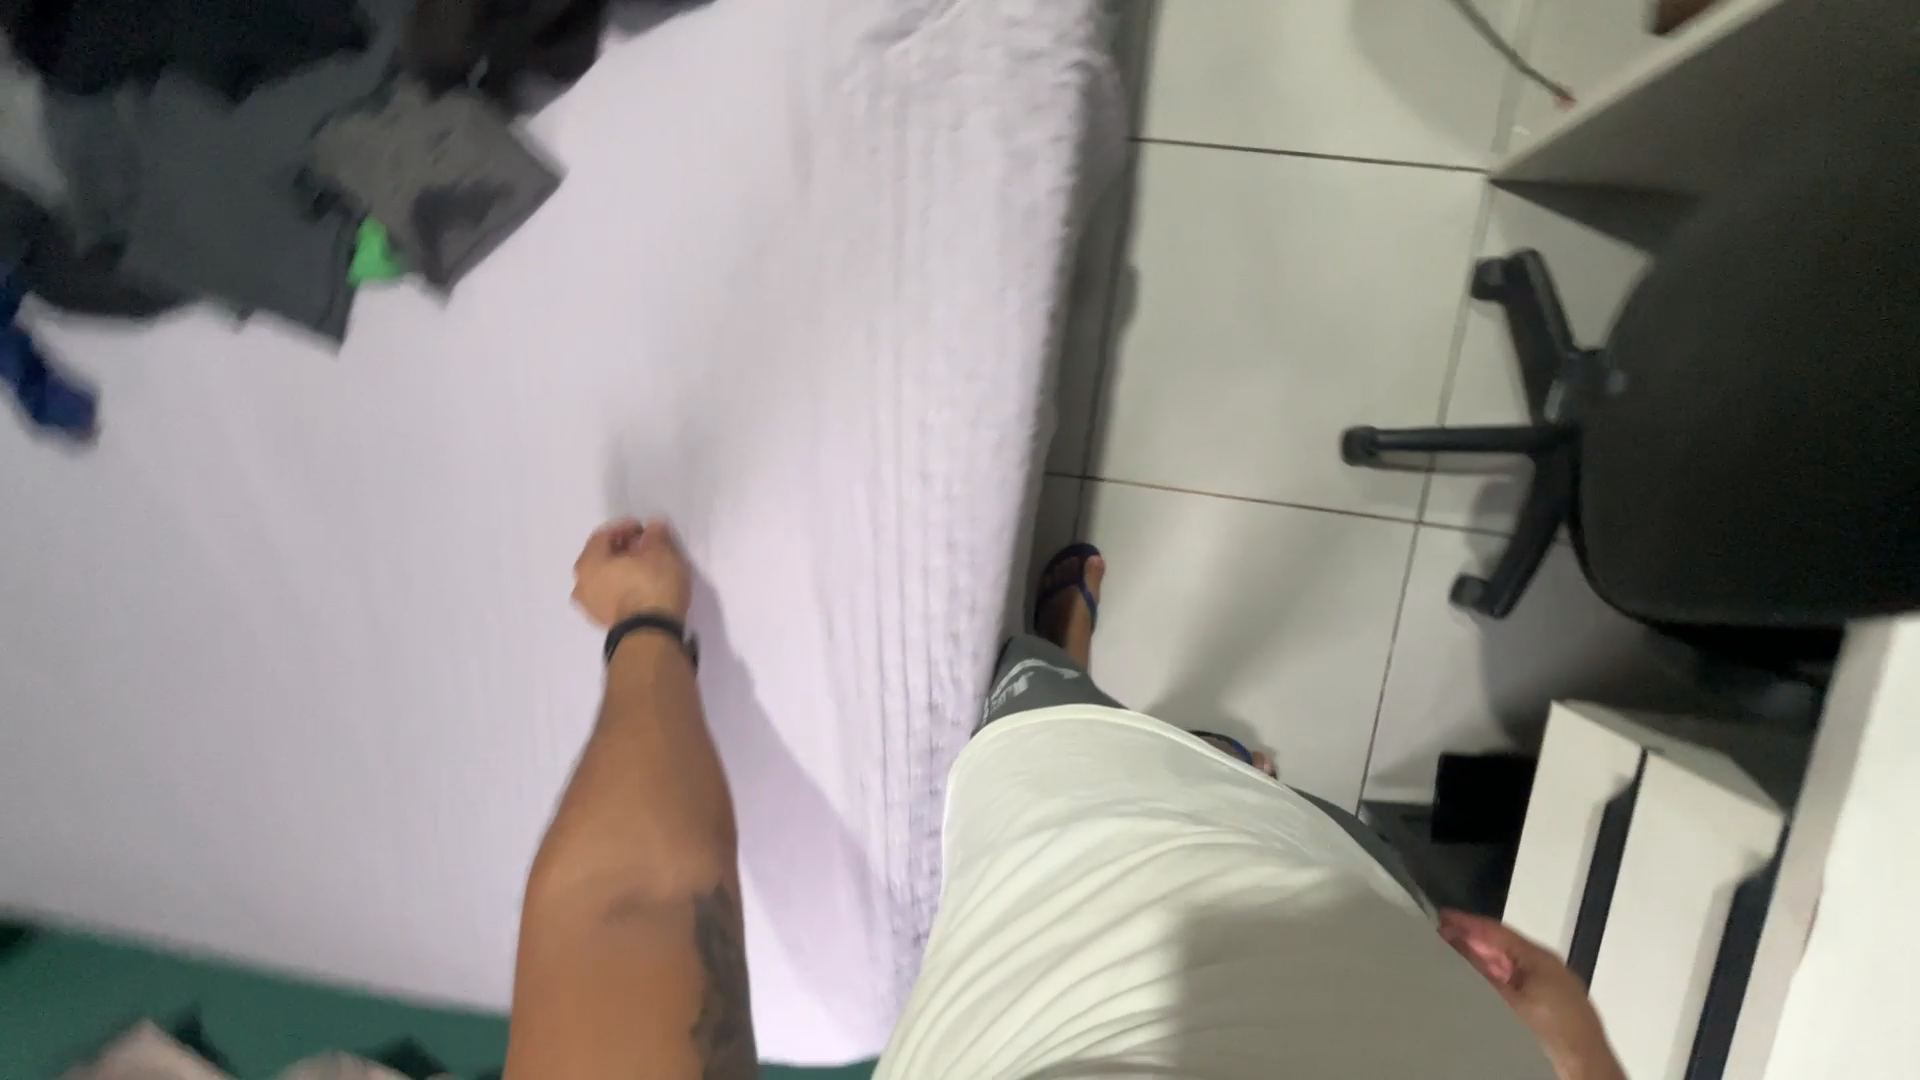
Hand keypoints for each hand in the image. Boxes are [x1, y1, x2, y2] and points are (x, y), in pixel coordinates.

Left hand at [572, 518, 692, 627]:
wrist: (652, 632)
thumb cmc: (652, 585)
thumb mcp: (661, 552)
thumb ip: (655, 535)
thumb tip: (652, 528)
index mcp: (588, 562)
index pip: (603, 536)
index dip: (625, 527)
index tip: (644, 528)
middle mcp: (581, 584)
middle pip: (601, 558)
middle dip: (622, 549)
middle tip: (645, 547)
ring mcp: (590, 607)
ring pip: (604, 579)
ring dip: (621, 570)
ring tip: (645, 568)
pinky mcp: (603, 623)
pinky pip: (611, 596)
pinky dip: (623, 588)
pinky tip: (642, 587)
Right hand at [1438, 911, 1626, 1079]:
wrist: (1588, 1077)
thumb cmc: (1544, 1035)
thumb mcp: (1503, 998)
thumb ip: (1475, 966)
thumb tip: (1450, 938)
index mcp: (1541, 959)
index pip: (1496, 930)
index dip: (1466, 922)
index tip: (1439, 916)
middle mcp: (1553, 969)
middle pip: (1505, 948)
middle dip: (1473, 942)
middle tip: (1441, 939)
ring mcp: (1559, 991)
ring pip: (1513, 968)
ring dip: (1485, 962)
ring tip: (1455, 960)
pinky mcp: (1560, 1011)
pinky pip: (1523, 985)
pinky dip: (1499, 980)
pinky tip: (1483, 986)